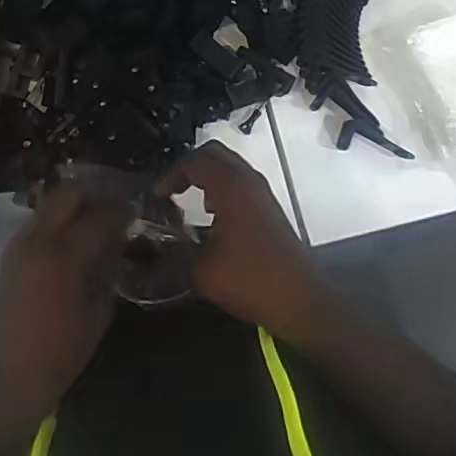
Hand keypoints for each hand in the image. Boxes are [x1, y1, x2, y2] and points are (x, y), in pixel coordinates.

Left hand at [0, 182, 127, 419]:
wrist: (4, 374)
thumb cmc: (57, 354)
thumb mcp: (96, 317)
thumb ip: (108, 276)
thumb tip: (117, 250)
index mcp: (65, 257)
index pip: (99, 217)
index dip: (120, 212)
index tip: (133, 215)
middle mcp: (39, 239)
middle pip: (68, 194)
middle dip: (92, 197)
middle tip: (109, 215)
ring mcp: (20, 242)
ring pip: (50, 203)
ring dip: (72, 208)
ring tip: (90, 228)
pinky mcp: (10, 252)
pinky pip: (38, 222)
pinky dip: (56, 222)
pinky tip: (69, 244)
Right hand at [158, 141, 328, 337]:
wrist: (301, 301)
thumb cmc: (250, 279)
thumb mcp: (202, 270)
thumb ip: (173, 254)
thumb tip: (154, 247)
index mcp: (230, 186)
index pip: (193, 161)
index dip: (171, 175)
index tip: (158, 196)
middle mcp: (248, 181)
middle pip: (214, 154)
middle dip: (189, 167)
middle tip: (172, 188)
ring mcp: (262, 193)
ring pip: (229, 167)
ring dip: (207, 176)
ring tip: (190, 200)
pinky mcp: (270, 209)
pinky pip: (240, 183)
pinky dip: (222, 188)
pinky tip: (214, 217)